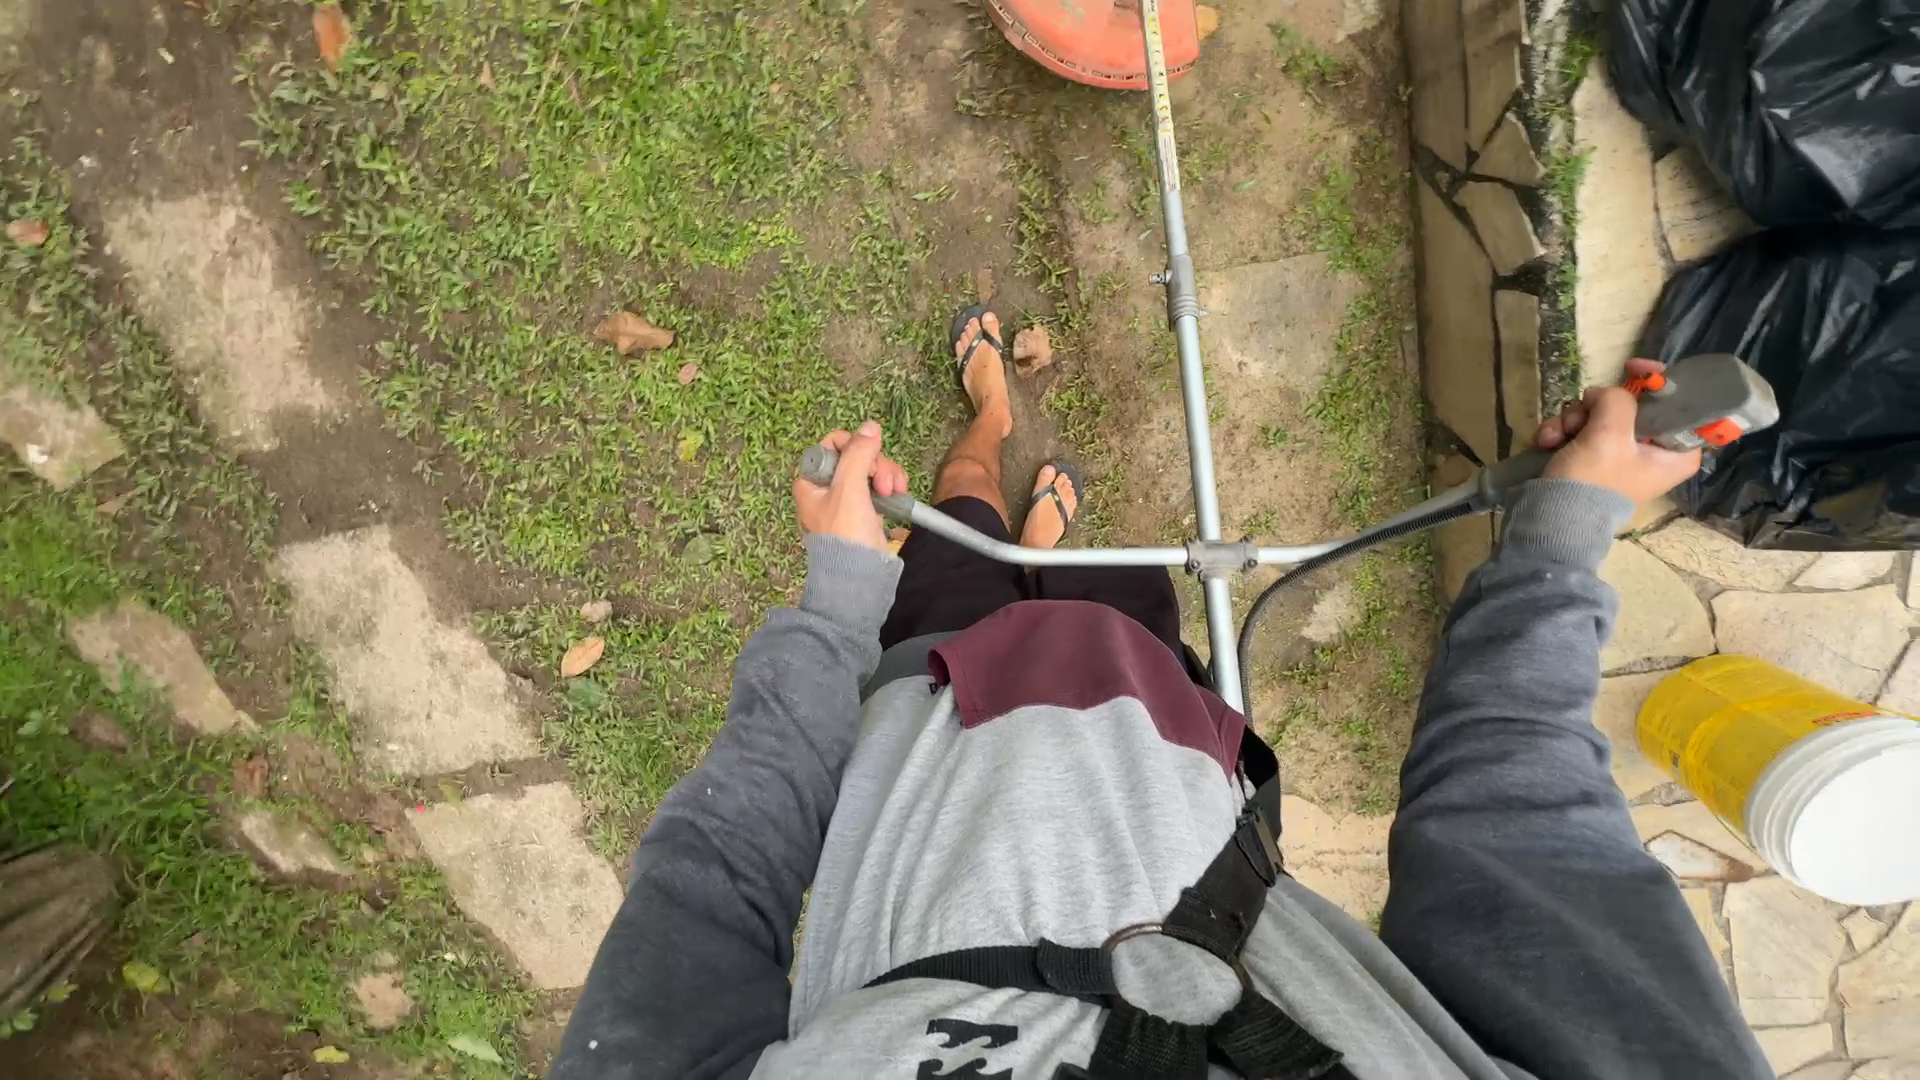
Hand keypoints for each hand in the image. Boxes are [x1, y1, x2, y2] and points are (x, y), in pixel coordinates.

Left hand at [793, 421, 907, 551]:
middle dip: (877, 465)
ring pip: (871, 469)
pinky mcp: (865, 510)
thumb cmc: (847, 533)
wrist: (859, 575)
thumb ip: (858, 454)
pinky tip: (899, 496)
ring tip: (896, 492)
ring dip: (887, 475)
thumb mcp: (849, 488)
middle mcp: (826, 487)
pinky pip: (879, 486)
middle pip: (856, 455)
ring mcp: (847, 499)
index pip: (832, 444)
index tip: (869, 460)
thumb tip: (870, 426)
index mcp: (811, 480)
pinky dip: (891, 487)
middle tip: (886, 484)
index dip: (854, 447)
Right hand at [1536, 358, 1702, 503]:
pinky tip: (1546, 443)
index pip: (1681, 404)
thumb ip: (1616, 402)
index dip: (1658, 382)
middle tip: (1578, 419)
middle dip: (1595, 409)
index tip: (1631, 368)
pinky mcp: (1586, 459)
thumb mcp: (1607, 437)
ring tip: (1554, 437)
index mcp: (1676, 451)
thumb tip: (1602, 392)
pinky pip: (1576, 431)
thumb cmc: (1590, 482)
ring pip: (1596, 417)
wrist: (1548, 519)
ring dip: (1570, 420)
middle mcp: (1650, 452)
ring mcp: (1616, 456)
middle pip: (1629, 408)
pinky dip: (1558, 432)